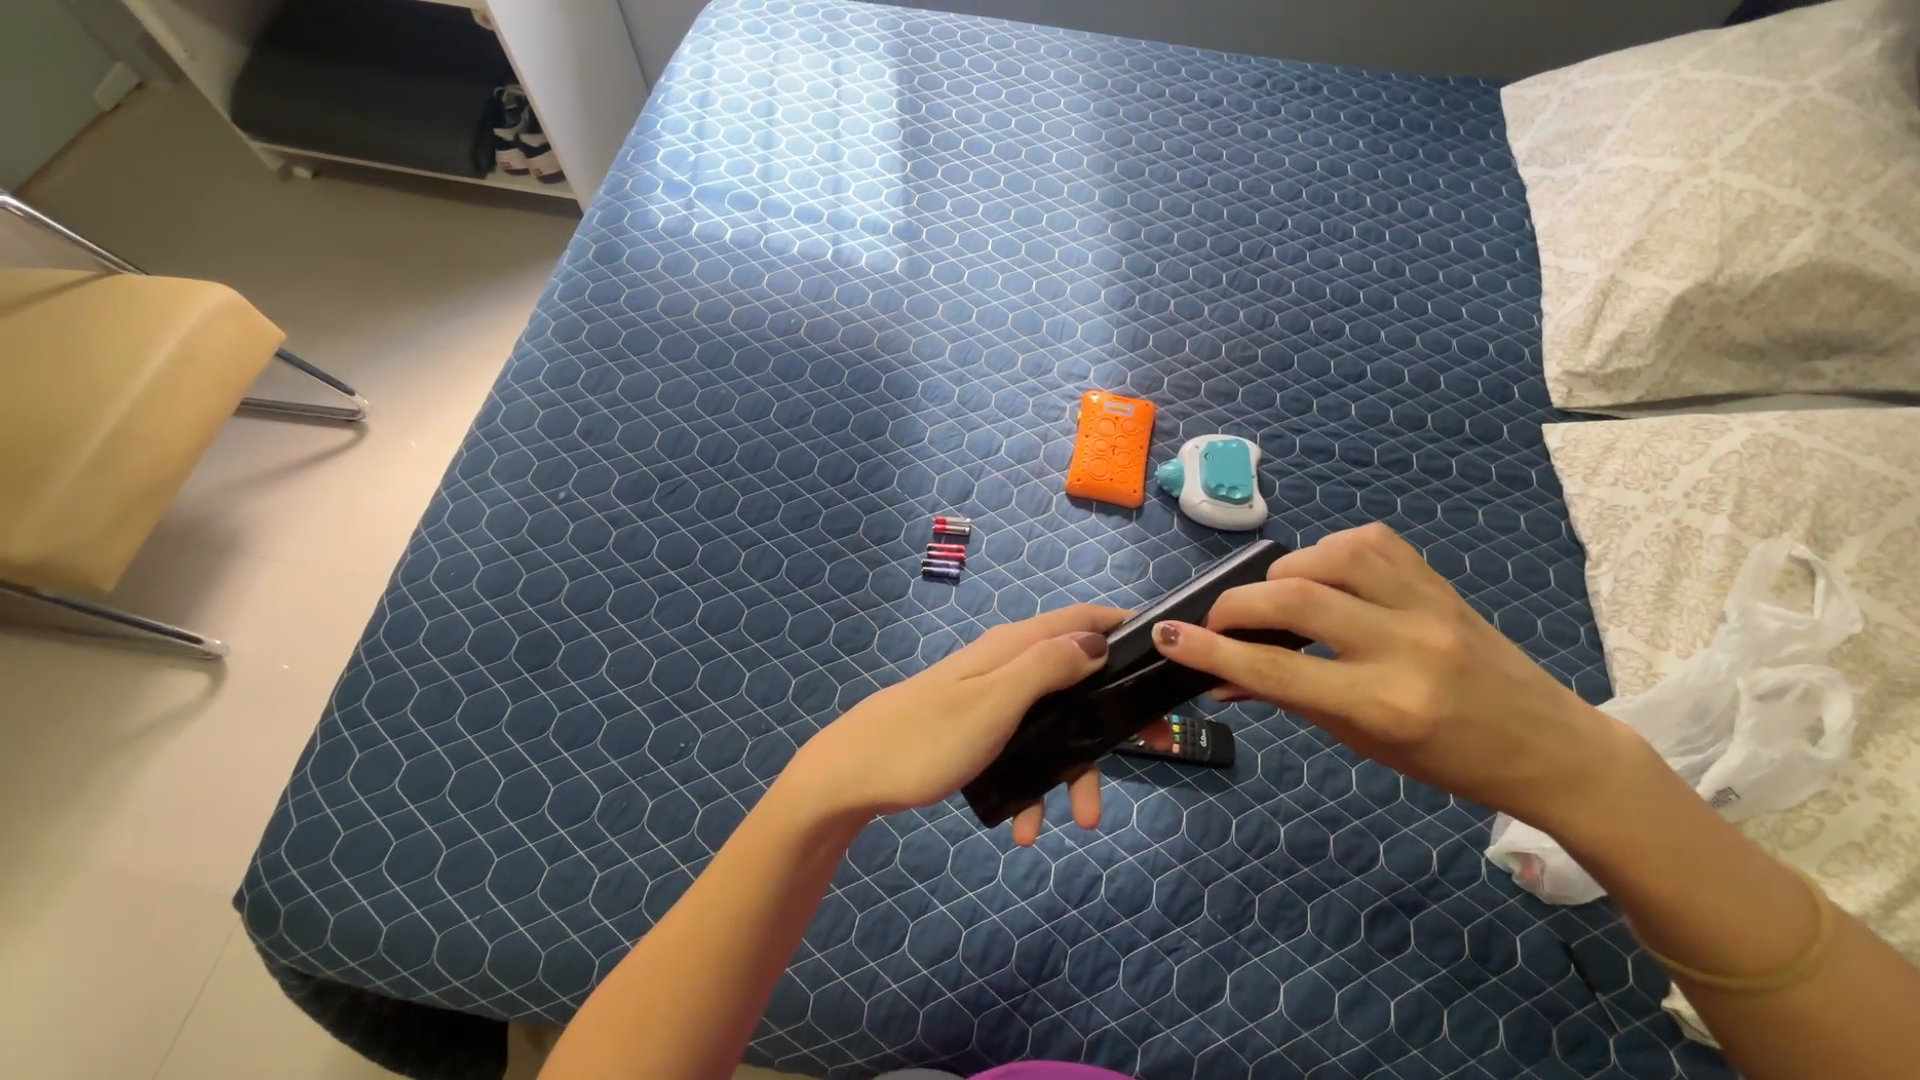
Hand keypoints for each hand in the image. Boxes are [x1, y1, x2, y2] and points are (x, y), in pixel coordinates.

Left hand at [786, 604, 1155, 844]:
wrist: (851, 776)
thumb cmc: (927, 737)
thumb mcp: (996, 701)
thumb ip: (1047, 666)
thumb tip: (1095, 641)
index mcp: (1012, 647)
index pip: (1079, 619)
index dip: (1123, 628)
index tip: (1163, 652)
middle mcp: (1004, 666)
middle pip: (1075, 679)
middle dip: (1108, 719)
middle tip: (1151, 750)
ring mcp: (987, 700)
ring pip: (1049, 726)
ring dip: (1068, 770)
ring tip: (1078, 820)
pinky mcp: (972, 732)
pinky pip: (1017, 753)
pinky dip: (1028, 784)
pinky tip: (1021, 824)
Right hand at [1148, 524, 1633, 829]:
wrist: (1547, 746)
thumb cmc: (1446, 760)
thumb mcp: (1359, 741)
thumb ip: (1288, 696)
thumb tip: (1219, 675)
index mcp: (1384, 705)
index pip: (1275, 668)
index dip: (1210, 650)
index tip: (1168, 636)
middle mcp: (1406, 647)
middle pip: (1296, 598)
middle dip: (1235, 604)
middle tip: (1215, 621)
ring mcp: (1429, 606)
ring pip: (1333, 555)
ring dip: (1285, 571)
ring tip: (1274, 596)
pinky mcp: (1440, 582)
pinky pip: (1372, 543)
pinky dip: (1329, 552)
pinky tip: (1322, 574)